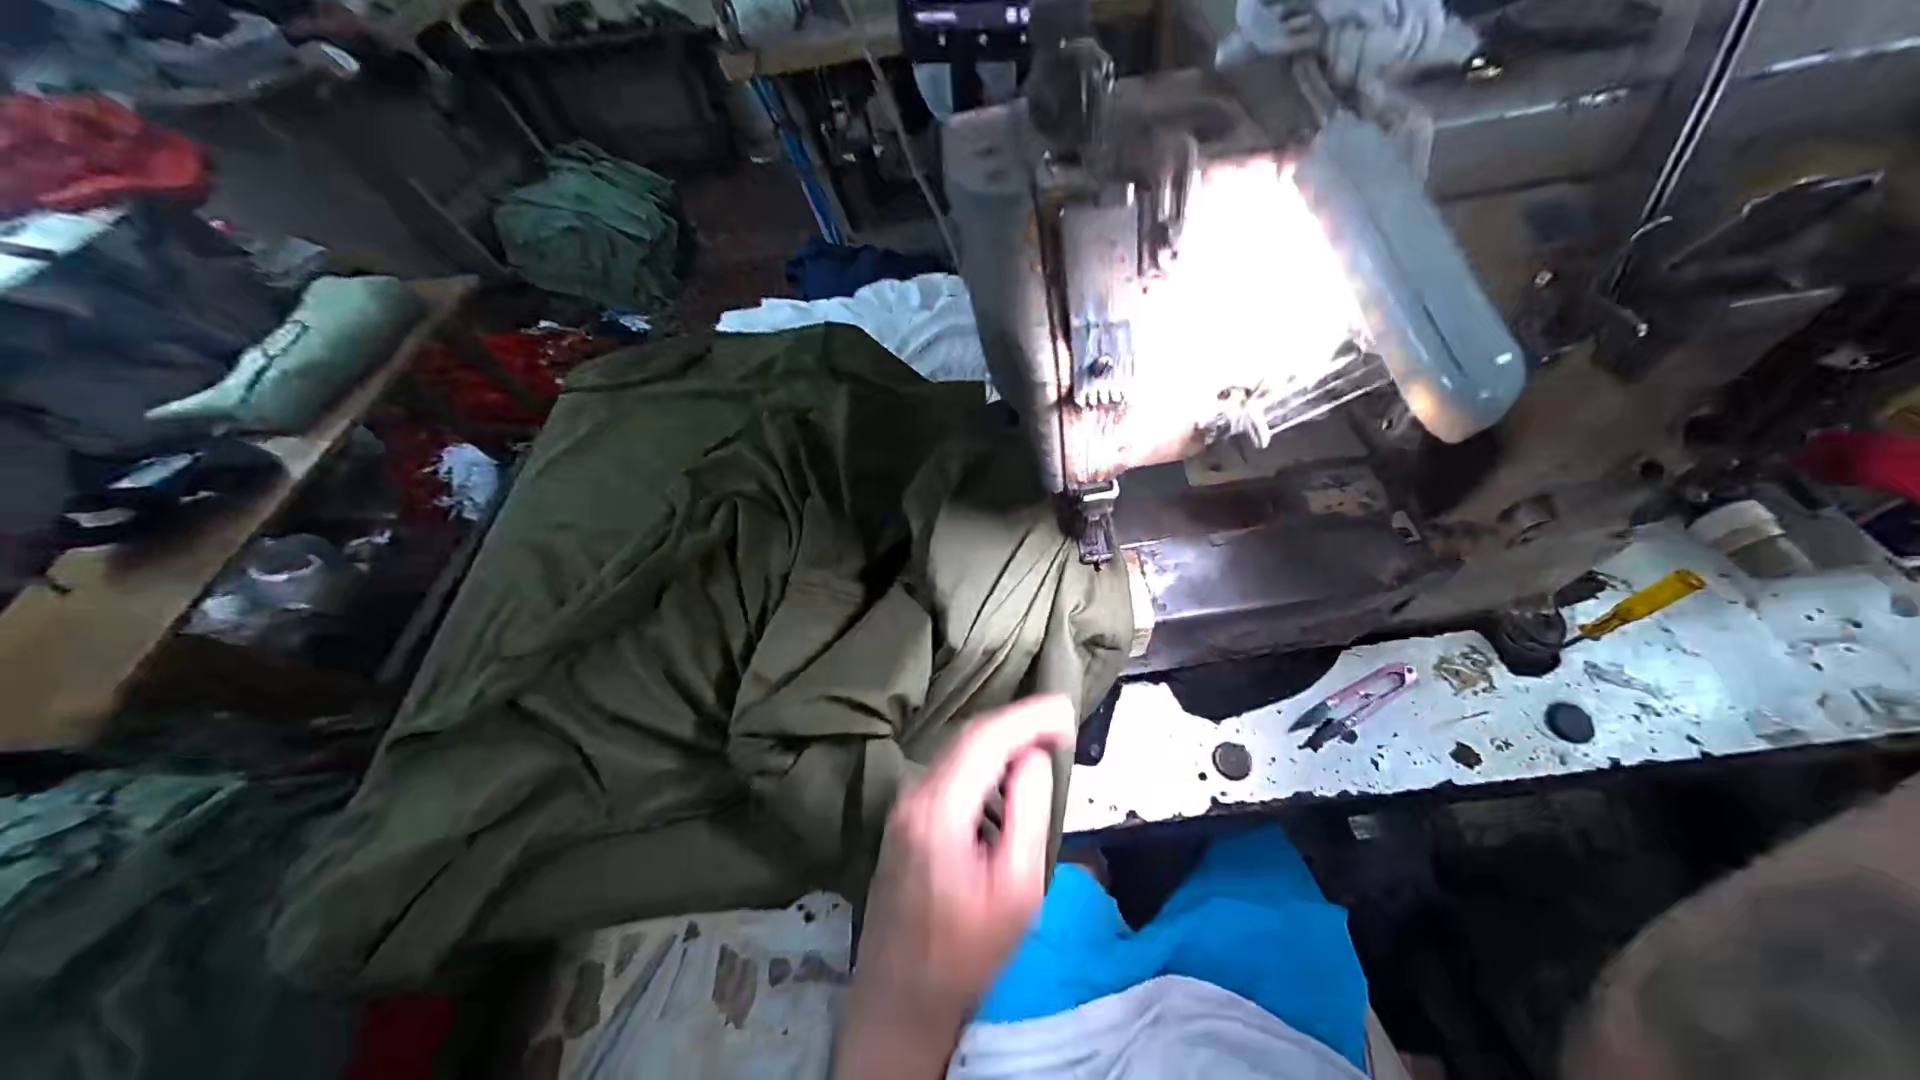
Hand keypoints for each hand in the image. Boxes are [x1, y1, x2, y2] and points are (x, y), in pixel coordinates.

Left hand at [834, 694, 1075, 1078]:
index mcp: (937, 810)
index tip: (1065, 709)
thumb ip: (1027, 812)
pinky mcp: (905, 821)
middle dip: (1017, 722)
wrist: (900, 1000)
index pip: (985, 738)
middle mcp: (912, 797)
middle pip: (968, 739)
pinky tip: (1007, 774)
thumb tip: (1033, 758)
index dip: (1027, 716)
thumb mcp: (1016, 888)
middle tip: (1061, 720)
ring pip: (957, 754)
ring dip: (1001, 741)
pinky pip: (949, 774)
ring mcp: (903, 808)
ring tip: (1043, 741)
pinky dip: (983, 763)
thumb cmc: (966, 954)